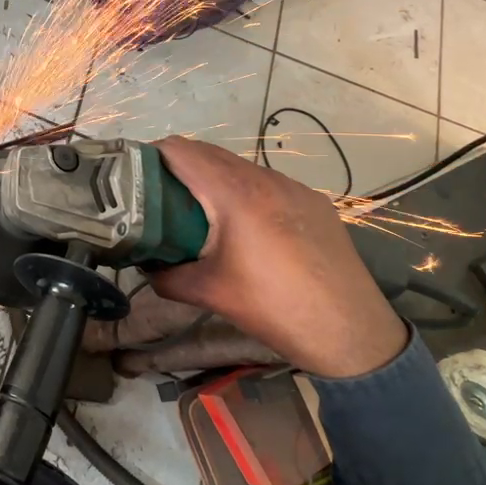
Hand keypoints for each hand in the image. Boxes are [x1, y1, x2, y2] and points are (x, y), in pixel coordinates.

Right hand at [144, 137, 406, 378]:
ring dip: (211, 180)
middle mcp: (264, 179)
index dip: (150, 157)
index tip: (133, 179)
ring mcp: (293, 188)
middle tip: (157, 199)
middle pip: (207, 153)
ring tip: (199, 215)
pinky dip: (244, 194)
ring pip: (238, 167)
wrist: (353, 334)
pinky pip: (266, 184)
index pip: (179, 150)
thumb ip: (166, 276)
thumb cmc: (274, 309)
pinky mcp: (314, 203)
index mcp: (234, 193)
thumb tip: (144, 266)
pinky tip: (245, 230)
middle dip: (176, 169)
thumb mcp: (209, 293)